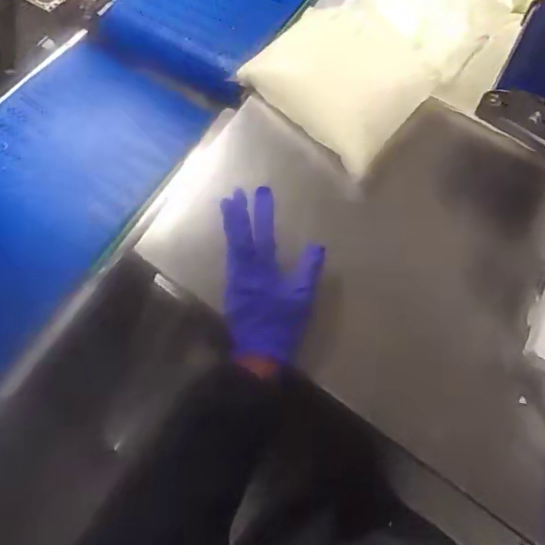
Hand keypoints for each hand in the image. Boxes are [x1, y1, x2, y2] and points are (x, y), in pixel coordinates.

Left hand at [220, 187, 324, 372]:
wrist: (259, 353)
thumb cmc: (283, 324)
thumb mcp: (302, 298)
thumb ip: (309, 271)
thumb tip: (316, 245)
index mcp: (262, 269)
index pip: (263, 233)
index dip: (262, 211)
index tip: (262, 191)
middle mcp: (244, 269)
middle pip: (238, 235)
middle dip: (238, 212)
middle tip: (235, 192)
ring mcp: (235, 279)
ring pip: (231, 245)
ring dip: (231, 224)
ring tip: (228, 206)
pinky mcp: (232, 289)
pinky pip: (230, 257)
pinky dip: (231, 242)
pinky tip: (233, 238)